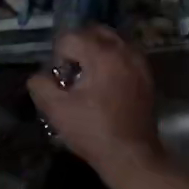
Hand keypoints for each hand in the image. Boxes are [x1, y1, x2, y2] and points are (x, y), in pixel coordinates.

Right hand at [26, 27, 165, 181]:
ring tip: (89, 78)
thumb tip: (41, 75)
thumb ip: (41, 85)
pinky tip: (106, 86)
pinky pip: (127, 57)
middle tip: (72, 72)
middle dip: (79, 46)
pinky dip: (113, 62)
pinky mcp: (148, 78)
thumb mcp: (56, 109)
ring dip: (97, 52)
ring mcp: (140, 64)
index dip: (58, 56)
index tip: (60, 79)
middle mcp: (125, 51)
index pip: (70, 37)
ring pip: (113, 42)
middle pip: (95, 32)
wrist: (131, 155)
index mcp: (103, 54)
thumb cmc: (93, 132)